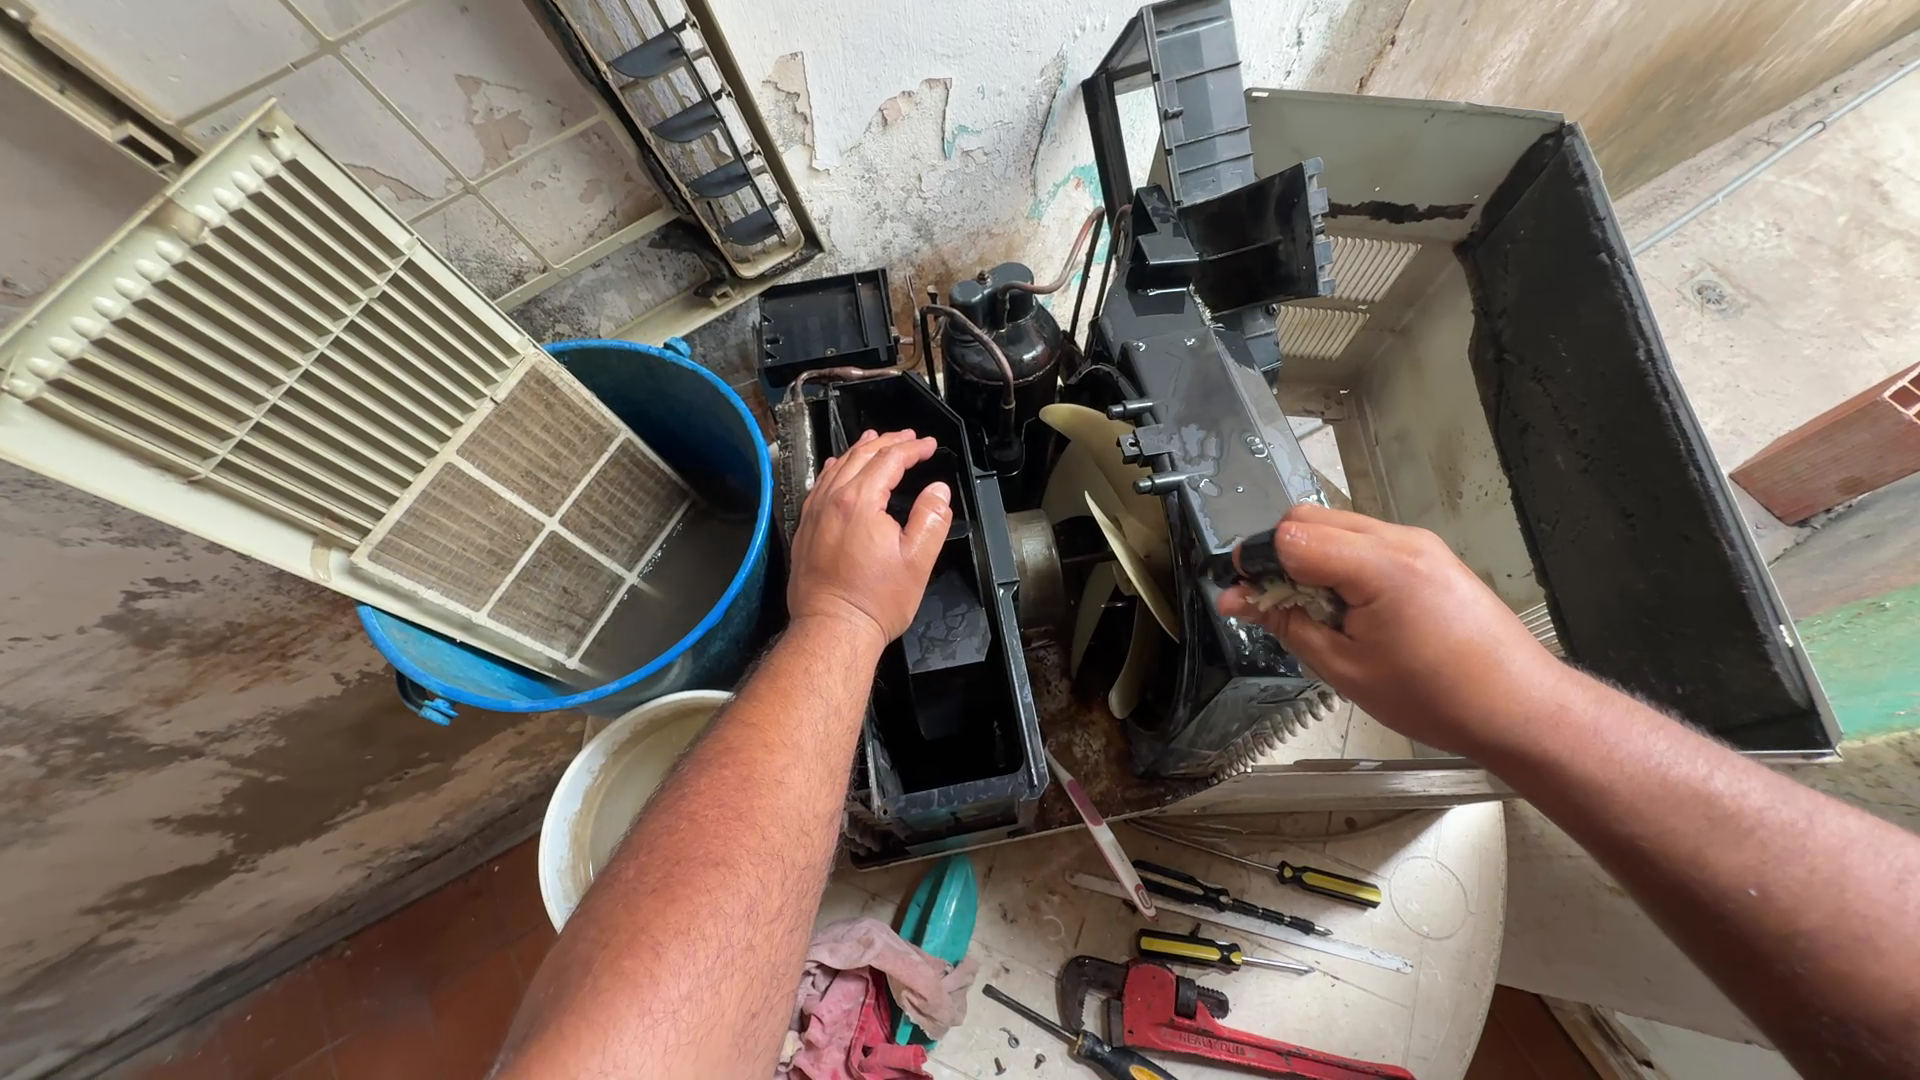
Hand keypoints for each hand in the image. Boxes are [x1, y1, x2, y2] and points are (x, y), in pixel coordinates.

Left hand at [788, 429, 951, 650]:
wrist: (833, 629)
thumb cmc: (874, 601)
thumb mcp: (918, 560)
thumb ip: (931, 518)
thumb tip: (938, 491)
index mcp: (860, 502)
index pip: (889, 460)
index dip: (912, 448)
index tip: (928, 445)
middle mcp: (832, 501)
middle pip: (860, 456)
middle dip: (888, 442)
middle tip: (908, 438)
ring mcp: (814, 515)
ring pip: (837, 468)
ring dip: (859, 451)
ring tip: (874, 441)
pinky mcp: (806, 530)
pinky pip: (819, 486)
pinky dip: (834, 470)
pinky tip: (838, 469)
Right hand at [1217, 504, 1567, 756]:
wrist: (1522, 709)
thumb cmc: (1437, 697)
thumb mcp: (1343, 668)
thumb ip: (1286, 623)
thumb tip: (1240, 599)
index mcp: (1380, 566)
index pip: (1291, 536)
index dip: (1258, 563)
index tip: (1243, 594)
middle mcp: (1400, 540)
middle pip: (1308, 518)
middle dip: (1278, 555)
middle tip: (1271, 602)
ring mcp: (1418, 544)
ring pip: (1334, 525)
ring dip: (1307, 559)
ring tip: (1311, 611)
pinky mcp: (1427, 556)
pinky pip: (1362, 541)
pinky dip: (1336, 563)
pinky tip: (1342, 606)